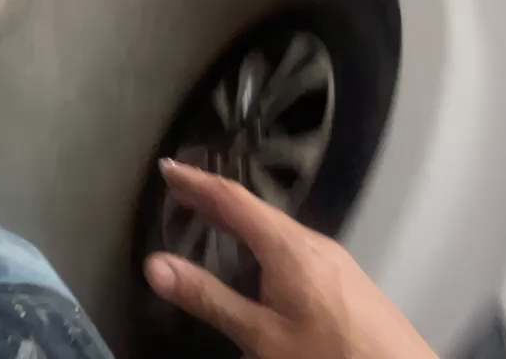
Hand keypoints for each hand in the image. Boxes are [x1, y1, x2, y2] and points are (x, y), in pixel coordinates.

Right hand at [144, 159, 435, 358]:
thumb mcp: (264, 338)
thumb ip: (209, 298)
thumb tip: (153, 265)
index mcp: (290, 247)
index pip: (232, 198)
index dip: (195, 180)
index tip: (166, 167)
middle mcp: (315, 245)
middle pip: (254, 209)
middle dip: (213, 198)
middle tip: (179, 190)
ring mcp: (338, 265)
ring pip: (276, 229)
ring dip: (239, 220)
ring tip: (210, 219)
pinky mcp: (352, 286)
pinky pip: (294, 247)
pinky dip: (262, 240)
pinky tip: (259, 262)